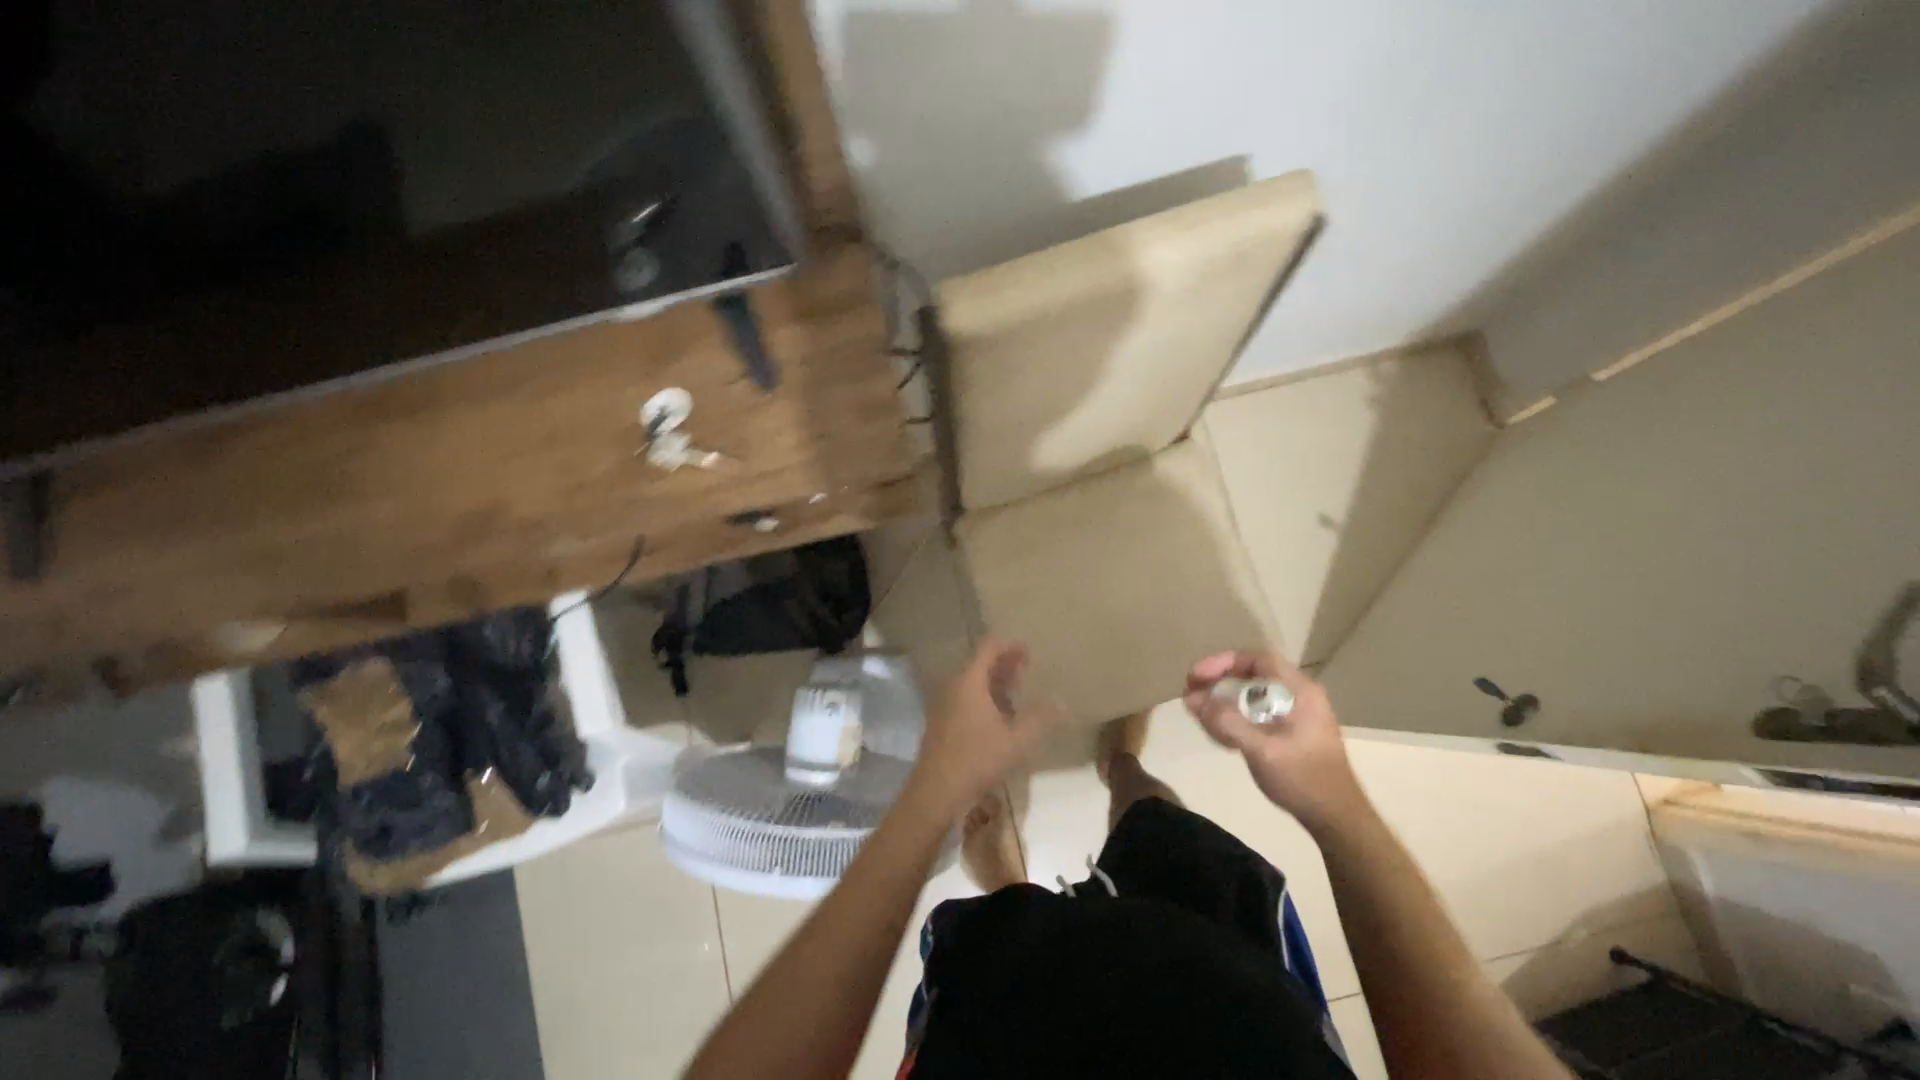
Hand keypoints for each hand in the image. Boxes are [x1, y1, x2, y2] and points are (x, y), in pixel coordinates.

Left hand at [908, 638, 1065, 813]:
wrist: (936, 791)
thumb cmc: (977, 760)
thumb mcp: (1017, 741)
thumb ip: (1040, 719)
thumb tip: (1062, 704)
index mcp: (969, 681)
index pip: (989, 648)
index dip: (1010, 645)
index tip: (1029, 651)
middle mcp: (953, 686)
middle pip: (979, 663)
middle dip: (1004, 664)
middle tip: (1027, 669)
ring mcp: (943, 704)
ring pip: (971, 682)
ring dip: (993, 682)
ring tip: (1016, 691)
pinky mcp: (940, 722)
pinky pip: (964, 698)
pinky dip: (982, 697)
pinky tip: (998, 716)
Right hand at [1183, 650, 1368, 833]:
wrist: (1336, 817)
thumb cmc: (1303, 779)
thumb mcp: (1261, 750)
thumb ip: (1227, 721)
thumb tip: (1192, 698)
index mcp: (1298, 691)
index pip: (1257, 659)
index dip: (1223, 663)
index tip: (1196, 678)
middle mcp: (1298, 695)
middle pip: (1252, 675)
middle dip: (1219, 683)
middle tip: (1192, 697)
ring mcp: (1295, 714)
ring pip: (1252, 696)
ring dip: (1224, 703)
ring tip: (1202, 719)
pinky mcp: (1290, 732)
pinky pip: (1257, 713)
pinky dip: (1236, 718)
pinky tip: (1223, 737)